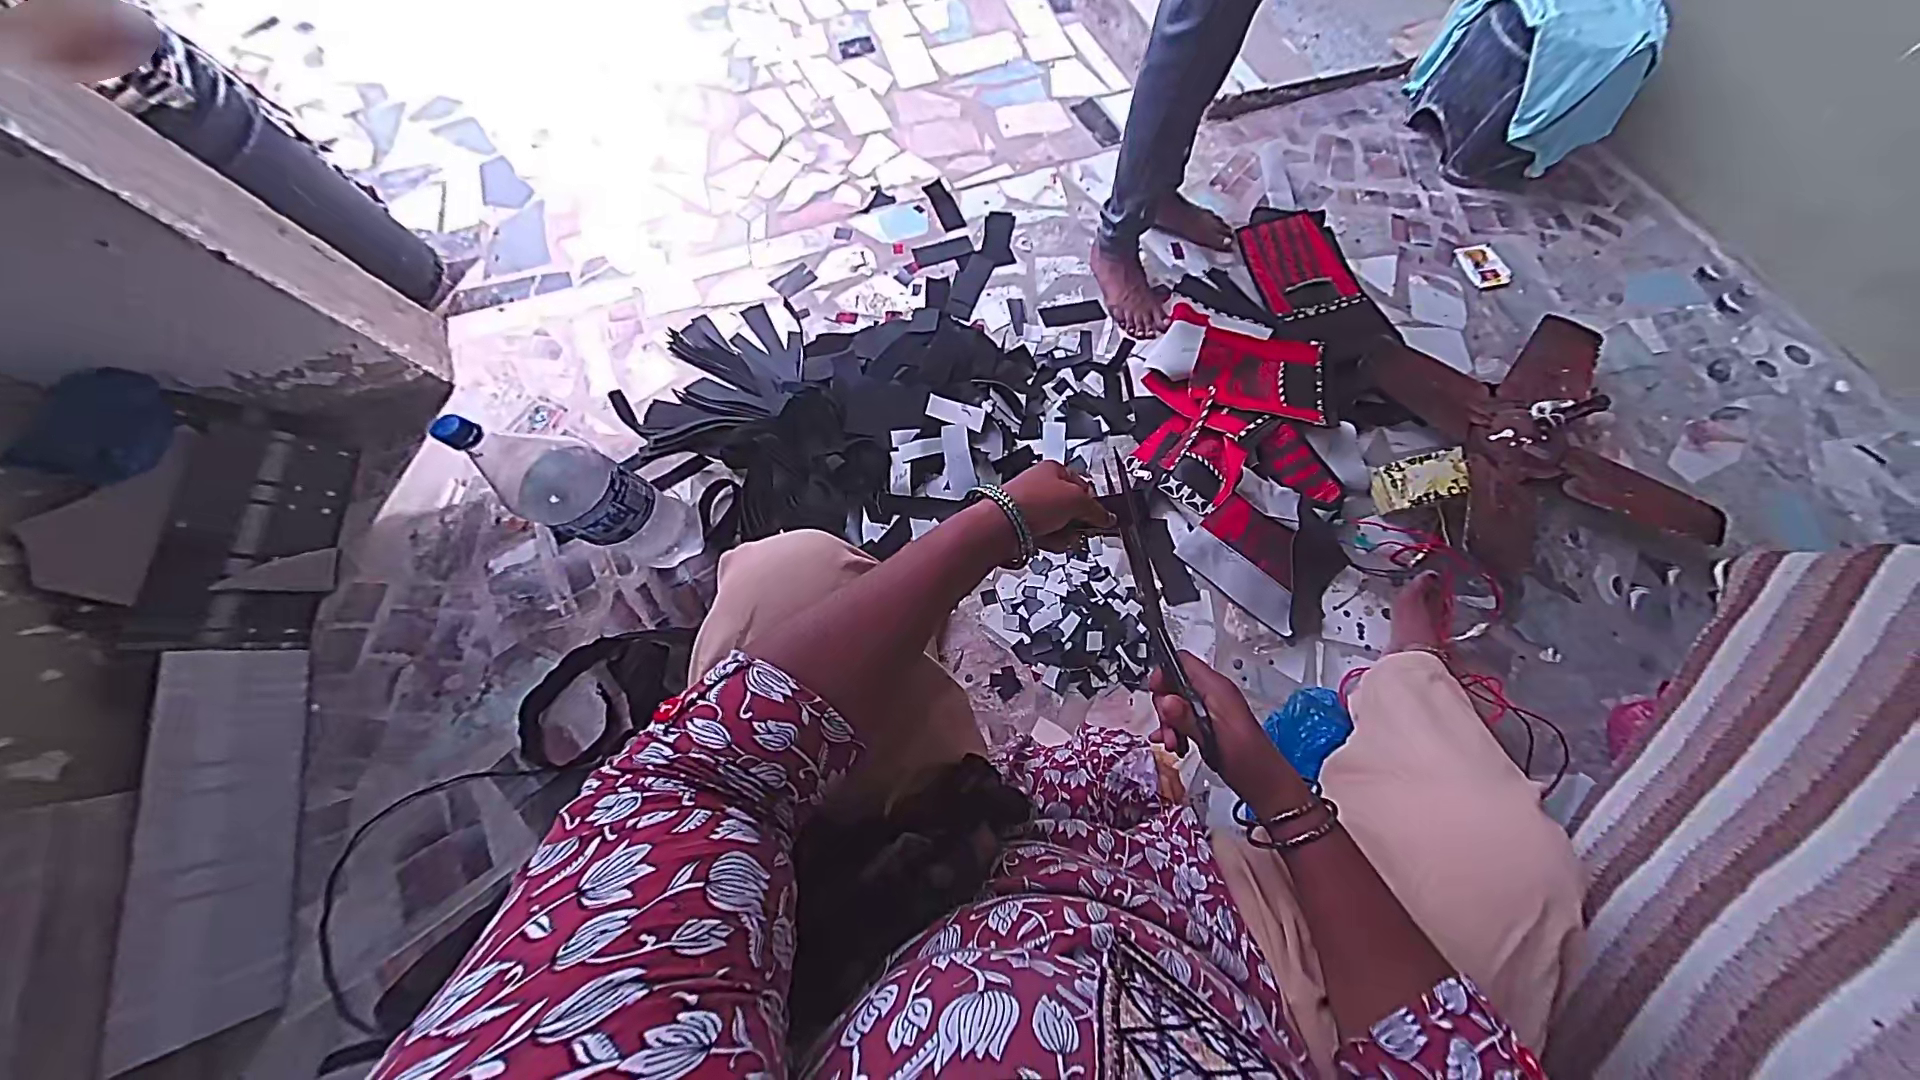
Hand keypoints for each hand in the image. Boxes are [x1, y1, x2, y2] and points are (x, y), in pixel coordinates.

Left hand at [1002, 461, 1114, 551]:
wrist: (1001, 525)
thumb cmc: (1030, 502)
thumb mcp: (1076, 500)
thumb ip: (1097, 509)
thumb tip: (1107, 518)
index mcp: (1052, 468)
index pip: (1083, 484)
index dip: (1093, 500)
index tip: (1100, 514)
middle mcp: (1040, 485)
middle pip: (1071, 507)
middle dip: (1078, 520)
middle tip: (1080, 527)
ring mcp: (1031, 507)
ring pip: (1059, 524)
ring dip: (1065, 533)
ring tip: (1061, 536)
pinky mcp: (1023, 527)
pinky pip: (1046, 536)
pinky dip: (1050, 541)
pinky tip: (1049, 542)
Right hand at [1151, 651, 1312, 816]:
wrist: (1267, 785)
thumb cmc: (1249, 763)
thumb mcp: (1211, 740)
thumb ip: (1186, 717)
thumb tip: (1165, 700)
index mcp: (1217, 689)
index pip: (1181, 661)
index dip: (1163, 674)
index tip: (1157, 697)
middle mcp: (1215, 692)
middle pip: (1175, 681)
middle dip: (1164, 704)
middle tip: (1167, 726)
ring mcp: (1213, 706)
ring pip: (1177, 700)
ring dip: (1169, 720)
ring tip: (1172, 740)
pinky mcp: (1211, 720)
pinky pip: (1185, 714)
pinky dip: (1176, 727)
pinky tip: (1175, 743)